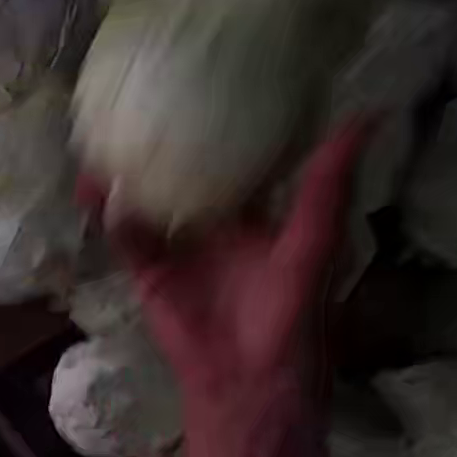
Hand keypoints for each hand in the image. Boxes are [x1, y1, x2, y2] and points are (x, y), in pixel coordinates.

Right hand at [97, 123, 368, 416]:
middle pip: (183, 174)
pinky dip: (108, 215)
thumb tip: (366, 113)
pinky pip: (125, 237)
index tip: (211, 78)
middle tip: (144, 98)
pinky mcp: (148, 272)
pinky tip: (90, 188)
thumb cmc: (287, 314)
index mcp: (254, 215)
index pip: (238, 158)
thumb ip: (325, 188)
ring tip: (102, 136)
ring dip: (125, 174)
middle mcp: (211, 225)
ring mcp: (176, 248)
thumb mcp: (312, 245)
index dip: (225, 122)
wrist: (245, 378)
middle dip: (163, 143)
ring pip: (147, 201)